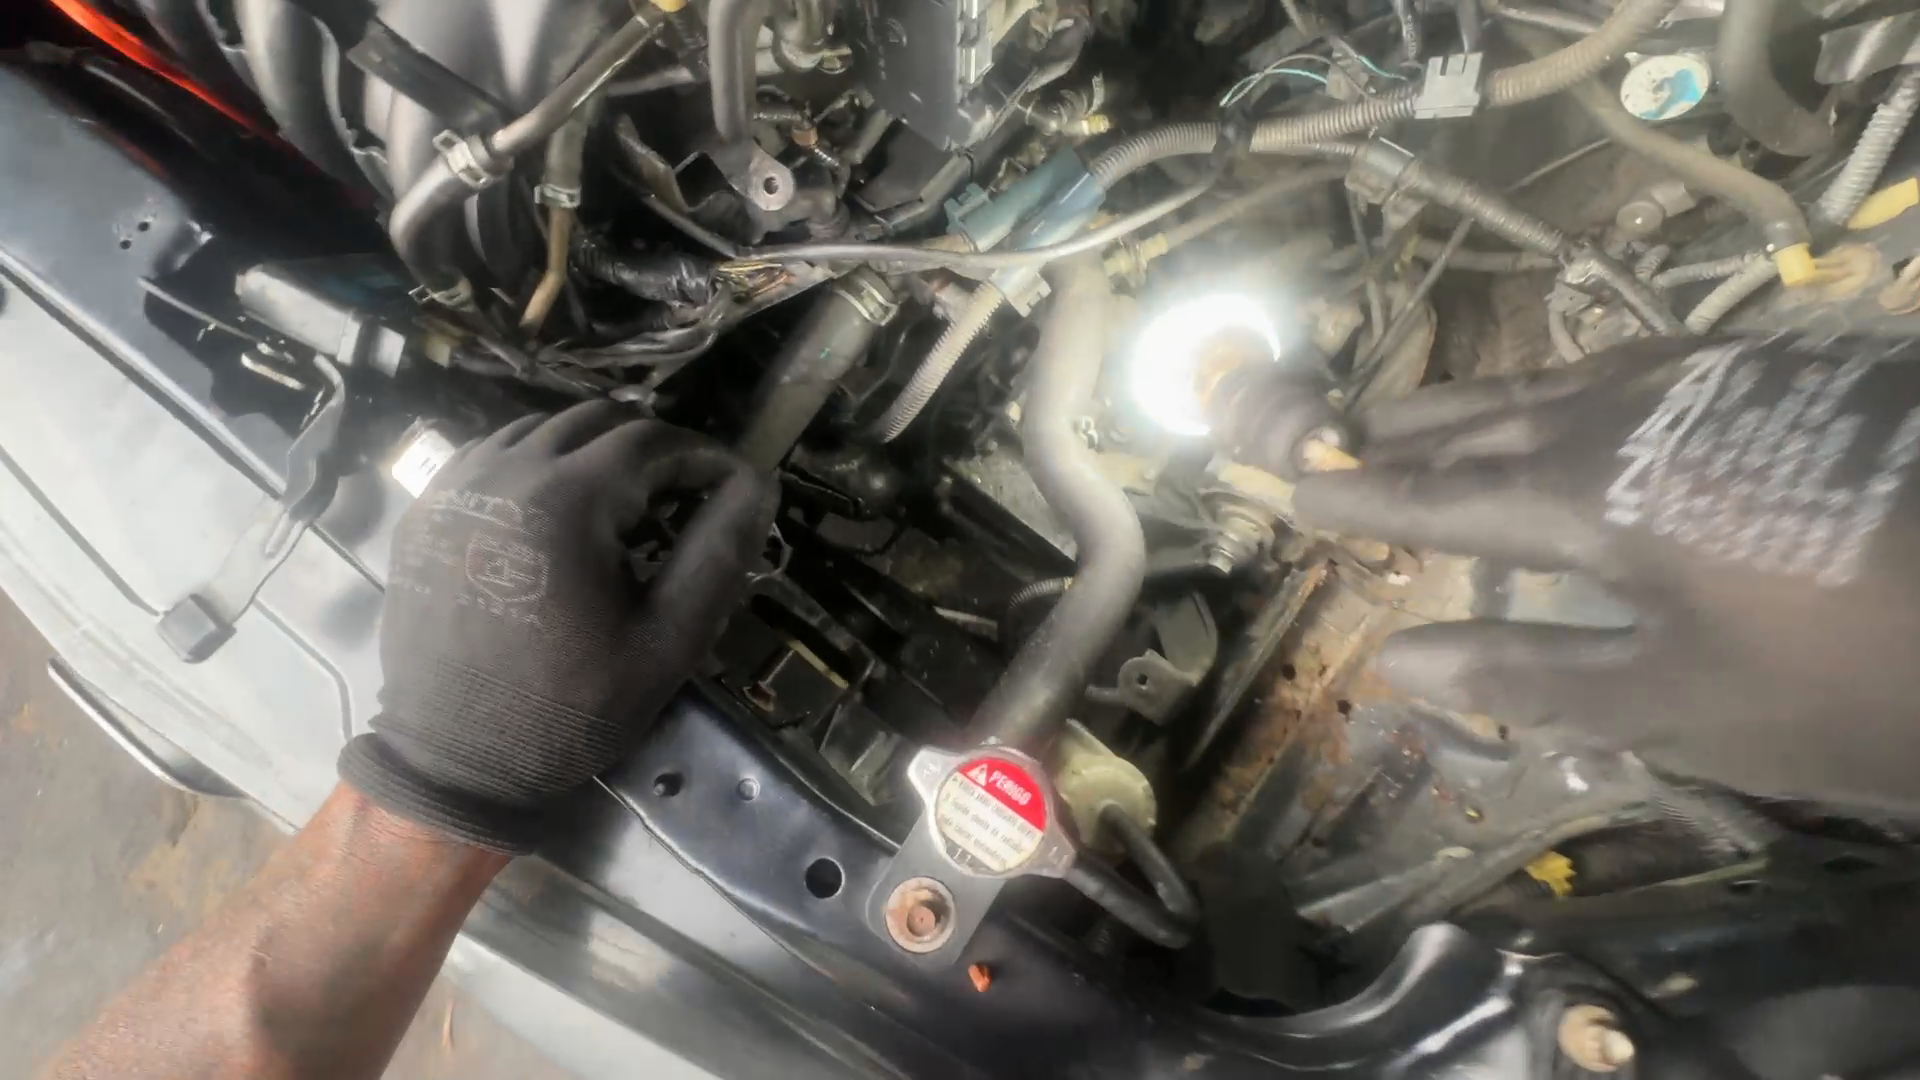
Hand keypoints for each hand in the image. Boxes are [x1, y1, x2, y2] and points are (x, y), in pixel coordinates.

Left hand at [341, 401, 777, 851]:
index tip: (735, 484)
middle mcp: (502, 472)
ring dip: (599, 451)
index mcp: (564, 502)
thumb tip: (757, 482)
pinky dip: (544, 461)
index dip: (705, 456)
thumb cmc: (575, 705)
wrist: (457, 761)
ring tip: (630, 502)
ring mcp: (454, 487)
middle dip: (655, 449)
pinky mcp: (427, 510)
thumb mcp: (671, 638)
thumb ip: (721, 551)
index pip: (653, 442)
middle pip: (598, 421)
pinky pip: (496, 453)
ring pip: (544, 428)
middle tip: (687, 496)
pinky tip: (565, 509)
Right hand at [1293, 335, 1919, 813]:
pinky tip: (1551, 396)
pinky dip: (1552, 390)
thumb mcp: (1692, 705)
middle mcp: (1627, 417)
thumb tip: (1397, 662)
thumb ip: (1528, 676)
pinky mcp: (1780, 372)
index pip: (1436, 498)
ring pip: (1543, 387)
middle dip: (1396, 438)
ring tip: (1405, 412)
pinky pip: (1621, 372)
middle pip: (1477, 426)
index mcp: (1590, 493)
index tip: (1293, 489)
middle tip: (1330, 436)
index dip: (1360, 499)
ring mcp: (1707, 381)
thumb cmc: (1882, 669)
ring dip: (1462, 405)